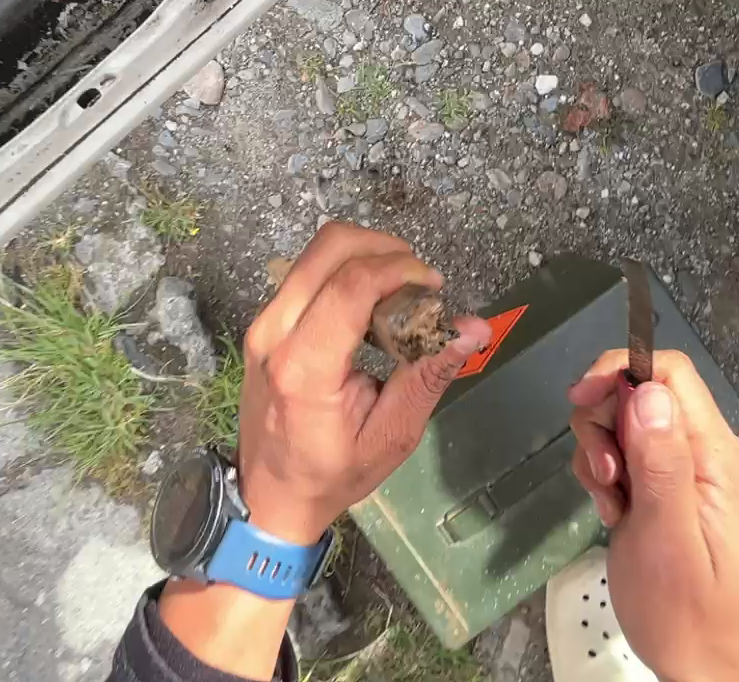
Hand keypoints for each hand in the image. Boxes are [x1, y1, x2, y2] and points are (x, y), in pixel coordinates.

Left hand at [237, 222, 490, 543]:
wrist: (269, 491)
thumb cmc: (333, 471)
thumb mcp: (393, 434)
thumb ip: (430, 373)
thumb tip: (475, 328)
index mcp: (305, 368)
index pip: (350, 286)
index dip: (400, 270)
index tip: (434, 285)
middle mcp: (275, 332)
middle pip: (331, 247)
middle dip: (384, 247)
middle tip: (417, 278)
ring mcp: (263, 320)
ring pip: (317, 250)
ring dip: (366, 253)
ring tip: (397, 288)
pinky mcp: (264, 317)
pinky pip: (308, 269)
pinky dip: (346, 268)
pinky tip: (369, 302)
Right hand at [568, 350, 738, 681]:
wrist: (706, 667)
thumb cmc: (688, 612)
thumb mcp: (669, 539)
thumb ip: (661, 462)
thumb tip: (647, 389)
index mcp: (716, 453)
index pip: (670, 373)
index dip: (619, 371)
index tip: (582, 400)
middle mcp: (704, 448)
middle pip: (638, 391)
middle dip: (603, 424)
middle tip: (603, 475)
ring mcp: (684, 466)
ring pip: (622, 420)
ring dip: (599, 452)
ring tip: (609, 503)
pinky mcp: (663, 483)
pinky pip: (621, 451)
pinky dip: (603, 474)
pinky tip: (612, 512)